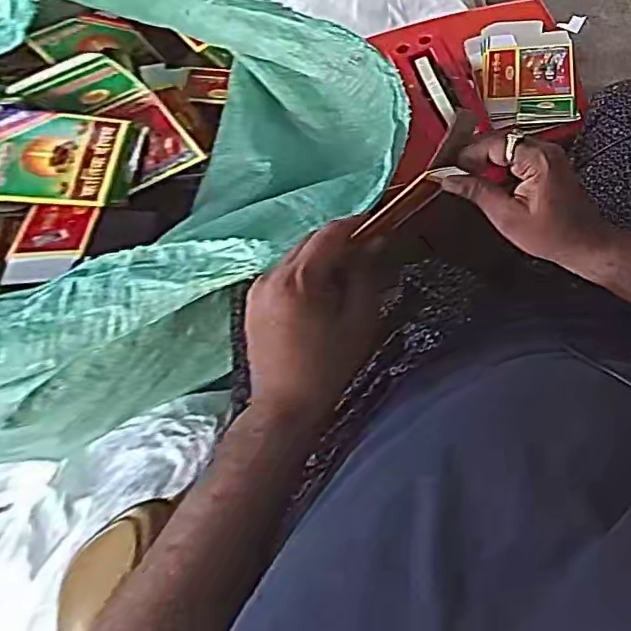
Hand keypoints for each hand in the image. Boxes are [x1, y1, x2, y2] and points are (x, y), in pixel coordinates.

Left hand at [242, 215, 390, 419]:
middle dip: (340, 240)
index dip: (357, 223)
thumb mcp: (360, 317)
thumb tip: (376, 242)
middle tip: (368, 249)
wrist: (284, 407)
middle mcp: (273, 275)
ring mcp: (258, 288)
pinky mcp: (252, 302)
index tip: (378, 222)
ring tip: (346, 272)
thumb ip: (367, 273)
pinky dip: (304, 271)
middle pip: (311, 240)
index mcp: (299, 278)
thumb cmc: (329, 364)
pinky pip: (283, 272)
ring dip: (321, 255)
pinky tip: (320, 290)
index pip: (330, 233)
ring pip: (296, 255)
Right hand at [439, 133, 619, 268]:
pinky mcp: (549, 163)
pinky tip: (496, 187)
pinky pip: (518, 156)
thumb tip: (452, 180)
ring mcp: (549, 155)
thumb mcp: (507, 217)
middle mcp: (546, 151)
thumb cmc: (557, 235)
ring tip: (475, 185)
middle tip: (458, 177)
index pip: (491, 142)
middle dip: (476, 159)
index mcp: (537, 159)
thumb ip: (477, 193)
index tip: (452, 170)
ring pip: (507, 148)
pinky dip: (503, 169)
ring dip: (489, 164)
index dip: (467, 156)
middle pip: (499, 141)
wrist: (584, 243)